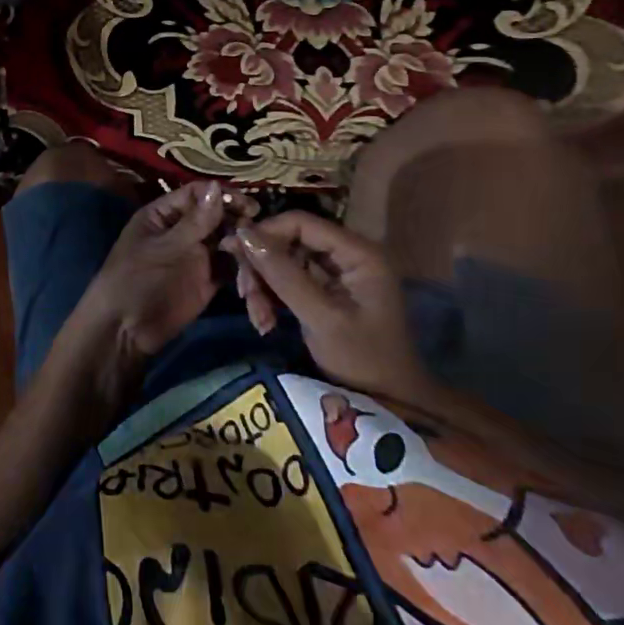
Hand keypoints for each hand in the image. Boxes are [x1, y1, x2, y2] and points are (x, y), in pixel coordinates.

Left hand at [75, 181, 256, 366]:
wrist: (128, 329)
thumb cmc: (138, 280)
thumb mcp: (166, 247)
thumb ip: (196, 221)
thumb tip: (219, 187)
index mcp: (161, 215)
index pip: (195, 194)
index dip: (221, 196)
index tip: (247, 205)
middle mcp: (180, 230)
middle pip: (216, 215)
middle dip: (237, 220)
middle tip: (258, 229)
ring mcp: (194, 255)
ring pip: (226, 240)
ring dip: (242, 244)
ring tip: (256, 251)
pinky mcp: (207, 279)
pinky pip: (230, 265)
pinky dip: (243, 266)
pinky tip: (255, 270)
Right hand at [221, 211, 434, 402]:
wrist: (389, 402)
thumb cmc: (362, 358)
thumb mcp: (320, 316)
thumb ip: (283, 274)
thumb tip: (242, 235)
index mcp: (358, 254)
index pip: (300, 222)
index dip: (265, 233)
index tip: (234, 255)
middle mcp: (347, 255)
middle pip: (287, 240)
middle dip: (261, 267)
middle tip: (245, 296)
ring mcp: (335, 274)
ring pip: (282, 261)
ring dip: (262, 287)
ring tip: (257, 318)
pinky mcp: (324, 291)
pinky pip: (286, 281)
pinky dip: (270, 299)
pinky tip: (265, 322)